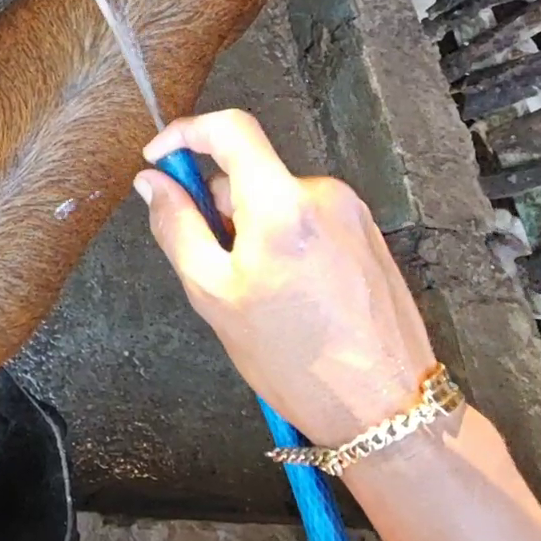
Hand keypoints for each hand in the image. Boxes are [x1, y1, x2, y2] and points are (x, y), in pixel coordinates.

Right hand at [134, 109, 438, 446]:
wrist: (389, 411)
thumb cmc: (290, 355)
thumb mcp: (212, 293)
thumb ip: (176, 225)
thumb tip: (152, 181)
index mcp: (281, 204)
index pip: (230, 128)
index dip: (184, 133)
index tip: (158, 160)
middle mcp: (322, 194)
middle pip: (247, 174)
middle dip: (218, 208)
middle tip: (213, 267)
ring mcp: (351, 213)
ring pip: (273, 200)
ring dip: (250, 229)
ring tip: (258, 292)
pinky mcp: (367, 234)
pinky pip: (304, 218)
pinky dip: (281, 240)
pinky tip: (290, 293)